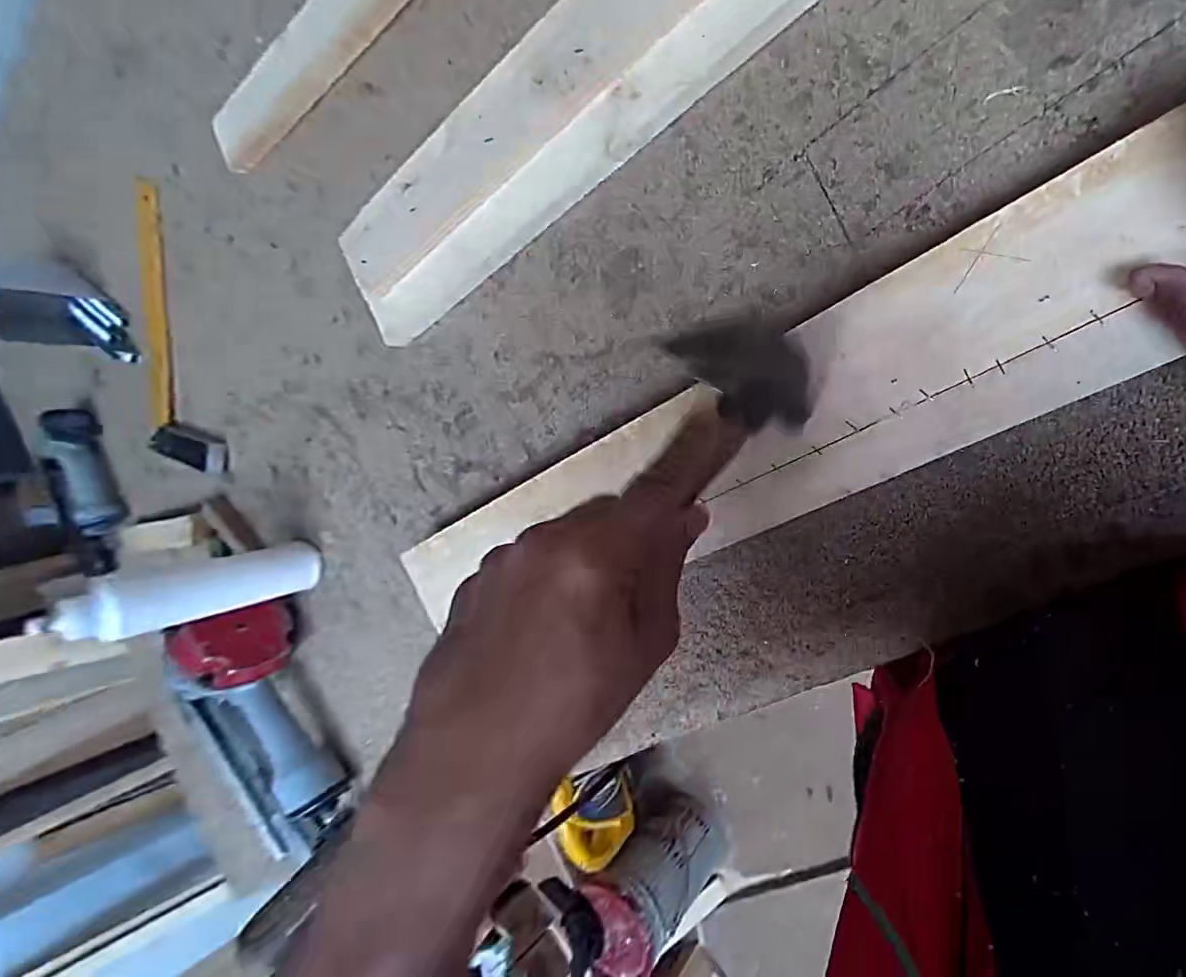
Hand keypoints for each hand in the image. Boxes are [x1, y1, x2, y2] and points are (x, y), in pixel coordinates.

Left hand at [397, 409, 743, 797]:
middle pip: (613, 515)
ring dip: (594, 557)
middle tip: (642, 587)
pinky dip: (557, 574)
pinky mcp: (476, 577)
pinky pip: (536, 559)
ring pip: (573, 536)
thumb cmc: (578, 705)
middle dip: (636, 535)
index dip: (695, 457)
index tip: (719, 423)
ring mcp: (505, 555)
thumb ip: (666, 570)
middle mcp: (548, 538)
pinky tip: (547, 627)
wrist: (466, 762)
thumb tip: (686, 519)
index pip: (660, 491)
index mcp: (597, 552)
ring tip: (586, 623)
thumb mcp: (647, 642)